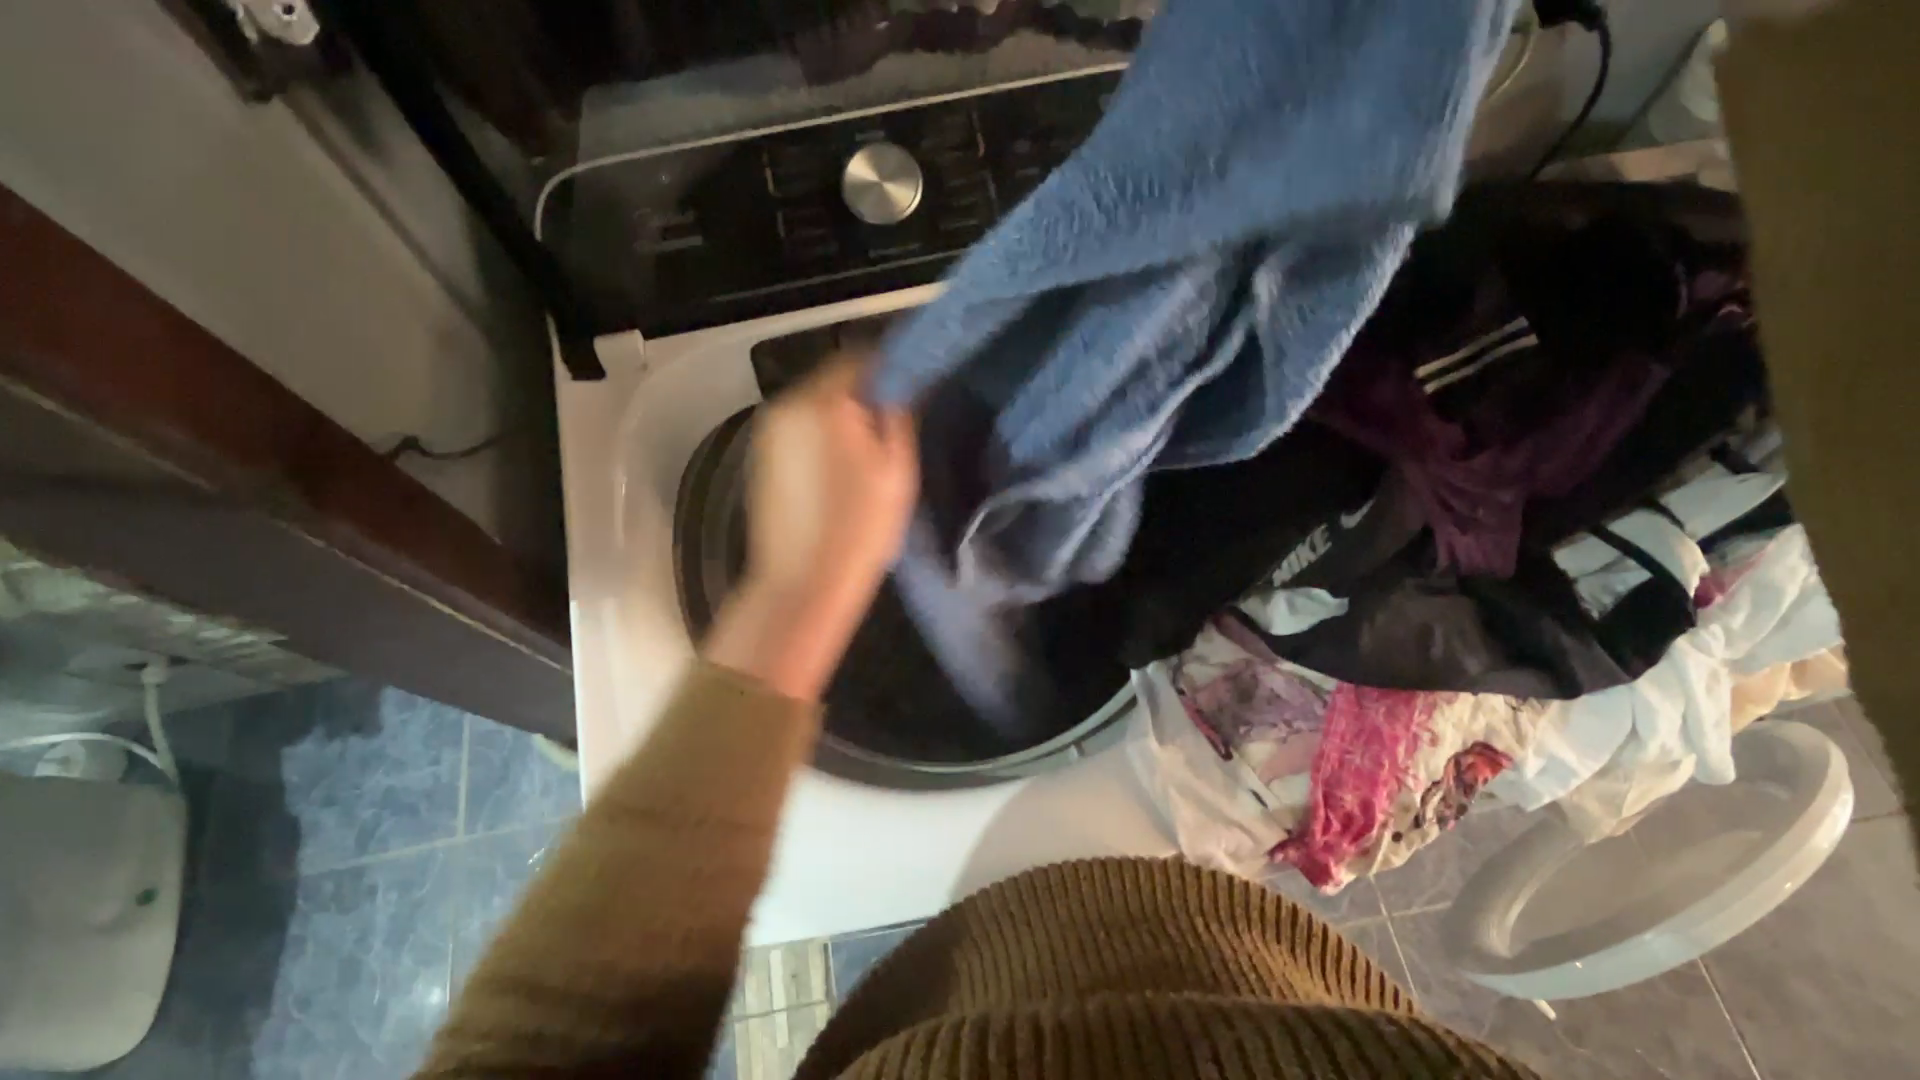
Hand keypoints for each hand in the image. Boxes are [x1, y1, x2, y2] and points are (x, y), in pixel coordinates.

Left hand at [702, 357, 918, 701]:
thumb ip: (898, 412)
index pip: (862, 357)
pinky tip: (839, 464)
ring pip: (815, 401)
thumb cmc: (859, 528)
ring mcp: (769, 429)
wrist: (802, 584)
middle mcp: (788, 403)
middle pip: (834, 377)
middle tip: (897, 417)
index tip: (916, 383)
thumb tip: (901, 382)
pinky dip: (822, 431)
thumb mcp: (897, 469)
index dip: (892, 365)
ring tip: (869, 445)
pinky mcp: (761, 454)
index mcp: (824, 401)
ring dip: (842, 411)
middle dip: (865, 390)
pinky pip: (800, 425)